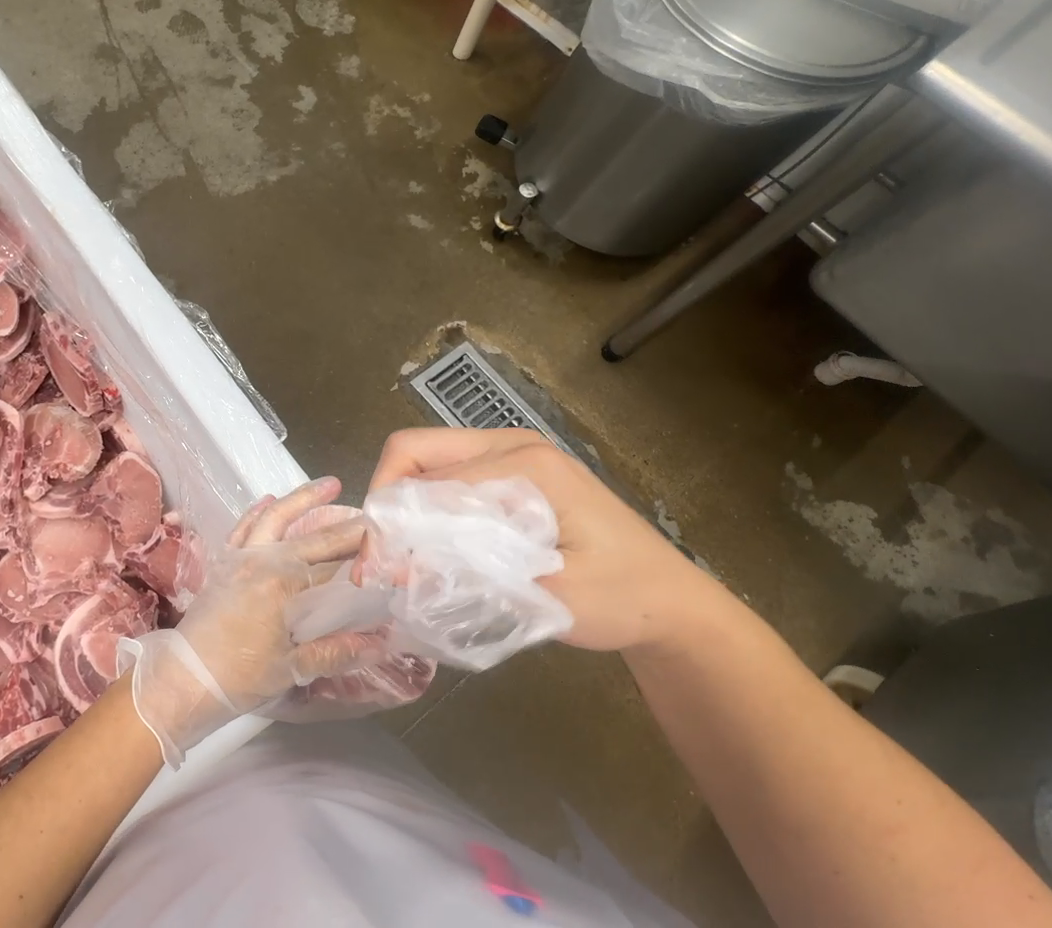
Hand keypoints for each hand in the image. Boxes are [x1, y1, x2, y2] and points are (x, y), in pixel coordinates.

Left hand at [118, 477, 375, 765]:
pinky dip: (258, 511)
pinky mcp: (221, 564)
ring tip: (328, 486)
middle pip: (309, 536)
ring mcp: (238, 558)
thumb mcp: (293, 668)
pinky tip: (270, 501)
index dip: (360, 547)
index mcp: (282, 582)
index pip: (331, 558)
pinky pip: (243, 528)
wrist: (183, 680)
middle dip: (341, 523)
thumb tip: (379, 644)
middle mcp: (260, 560)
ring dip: (301, 499)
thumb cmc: (238, 676)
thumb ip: (336, 651)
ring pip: (273, 517)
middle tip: (368, 514)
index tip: (384, 538)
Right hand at [370, 428, 739, 654]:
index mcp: (525, 465)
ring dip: (403, 506)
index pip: (428, 476)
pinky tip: (429, 550)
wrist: (672, 604)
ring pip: (428, 464)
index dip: (391, 521)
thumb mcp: (551, 596)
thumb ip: (475, 577)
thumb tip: (402, 570)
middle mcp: (513, 446)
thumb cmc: (623, 598)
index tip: (379, 572)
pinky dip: (426, 511)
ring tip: (398, 559)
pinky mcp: (513, 477)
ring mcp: (513, 458)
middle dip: (385, 500)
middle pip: (417, 451)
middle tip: (379, 557)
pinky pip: (449, 480)